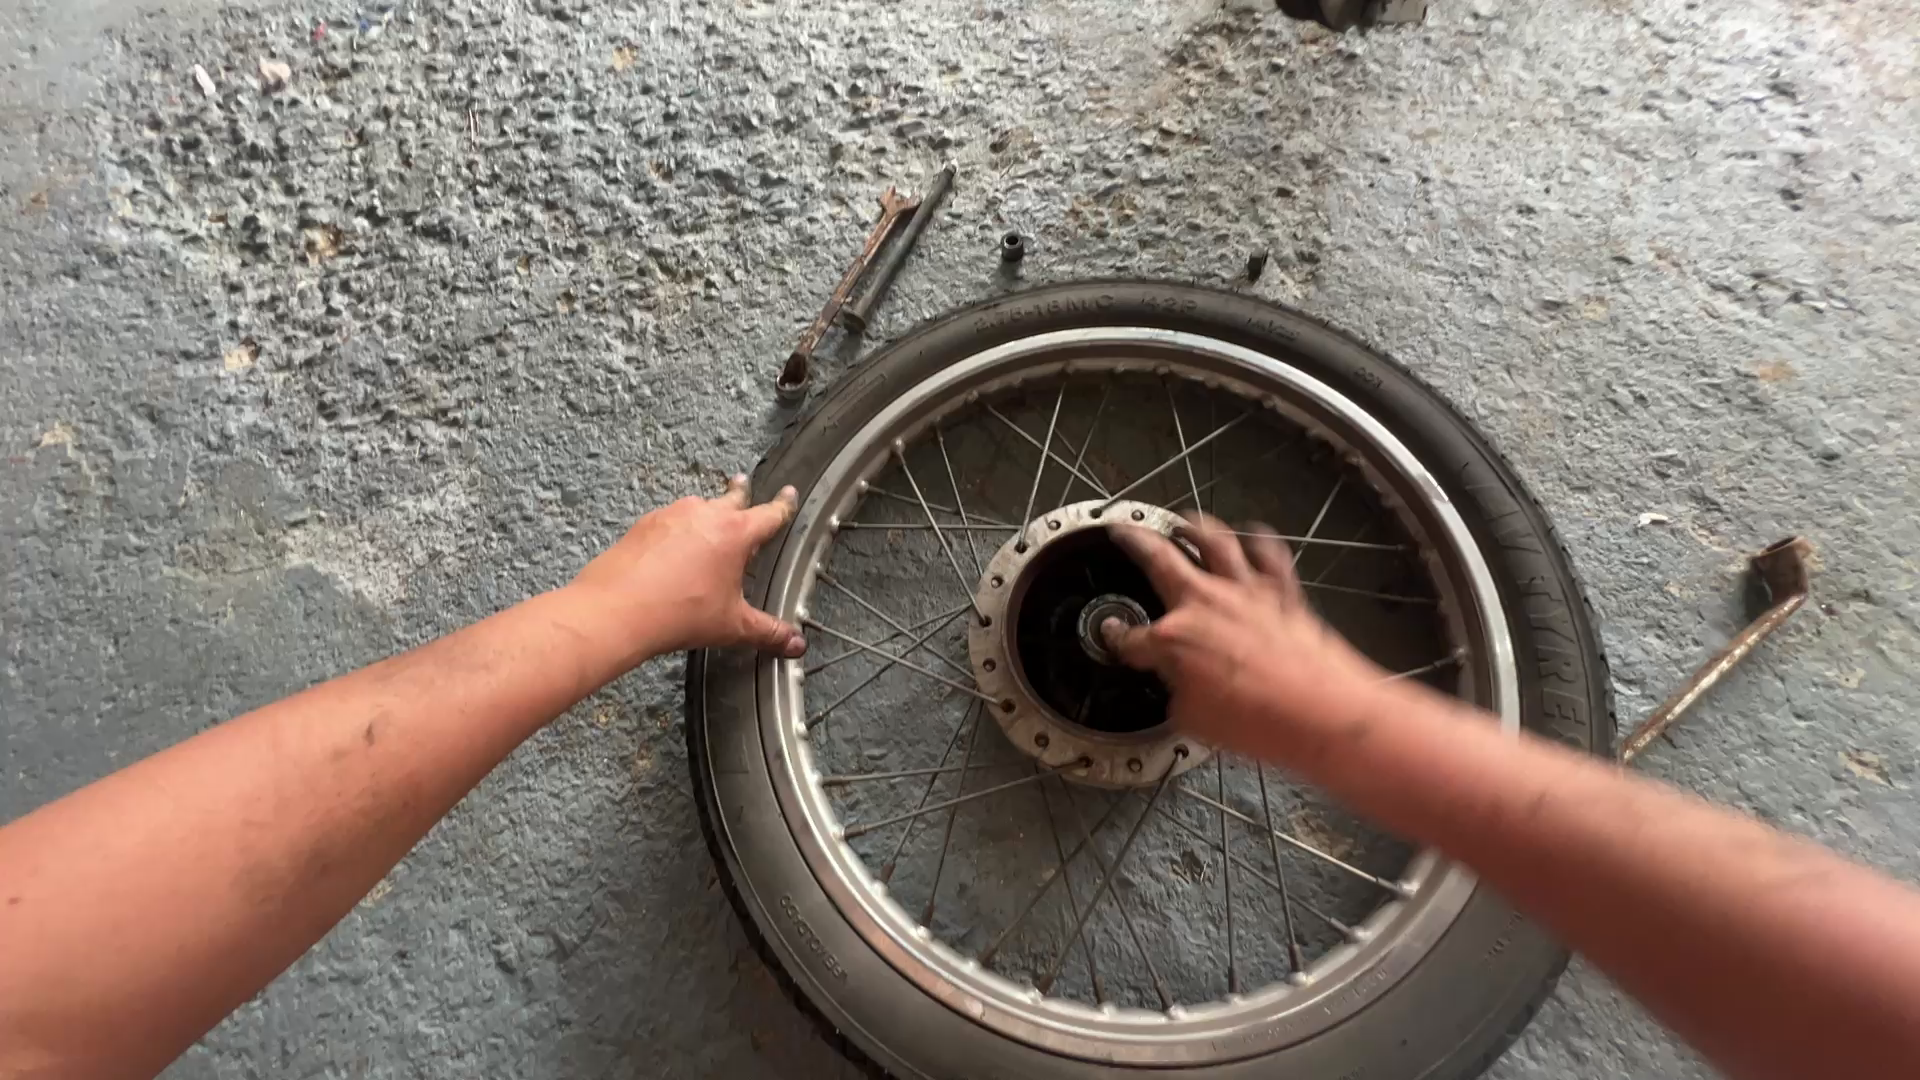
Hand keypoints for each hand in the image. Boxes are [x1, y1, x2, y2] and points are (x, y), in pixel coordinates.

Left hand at [568, 474, 805, 662]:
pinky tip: (674, 547)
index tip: (789, 493)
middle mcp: (705, 515)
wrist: (615, 611)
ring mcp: (672, 516)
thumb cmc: (678, 613)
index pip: (770, 513)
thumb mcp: (732, 625)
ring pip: (698, 507)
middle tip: (744, 484)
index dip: (783, 504)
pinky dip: (678, 528)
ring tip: (709, 523)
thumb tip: (795, 644)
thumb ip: (769, 632)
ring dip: (707, 512)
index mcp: (736, 534)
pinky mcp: (644, 525)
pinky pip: (669, 519)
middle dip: (741, 492)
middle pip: (732, 497)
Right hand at [1100, 517, 1391, 762]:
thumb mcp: (1194, 720)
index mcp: (1174, 639)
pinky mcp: (1282, 592)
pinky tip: (1253, 536)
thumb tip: (1180, 685)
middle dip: (1133, 540)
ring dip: (1193, 526)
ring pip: (1213, 540)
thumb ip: (1178, 692)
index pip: (1130, 637)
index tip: (1112, 633)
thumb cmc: (1260, 723)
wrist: (1323, 714)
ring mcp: (1244, 591)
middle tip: (1123, 530)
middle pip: (1158, 558)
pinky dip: (1259, 542)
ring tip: (1183, 521)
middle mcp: (1204, 603)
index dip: (1114, 636)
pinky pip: (1269, 554)